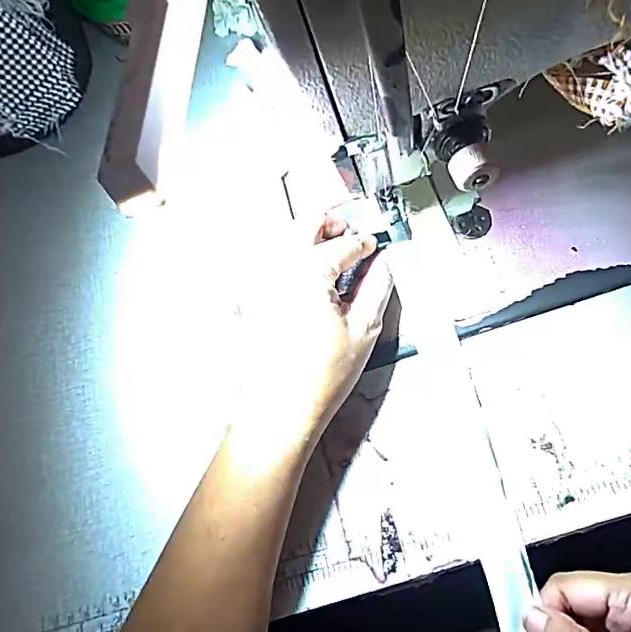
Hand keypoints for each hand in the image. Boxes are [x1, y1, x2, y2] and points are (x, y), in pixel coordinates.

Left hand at [229, 210, 391, 465]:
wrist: (276, 409)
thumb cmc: (317, 378)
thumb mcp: (364, 330)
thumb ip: (377, 286)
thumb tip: (384, 264)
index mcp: (309, 271)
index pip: (344, 241)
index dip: (364, 241)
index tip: (372, 246)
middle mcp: (277, 267)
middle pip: (305, 223)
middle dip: (330, 222)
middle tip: (347, 231)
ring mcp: (257, 280)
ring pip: (283, 237)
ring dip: (307, 236)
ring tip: (327, 252)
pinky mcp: (246, 296)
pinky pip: (267, 261)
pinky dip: (287, 257)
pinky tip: (303, 275)